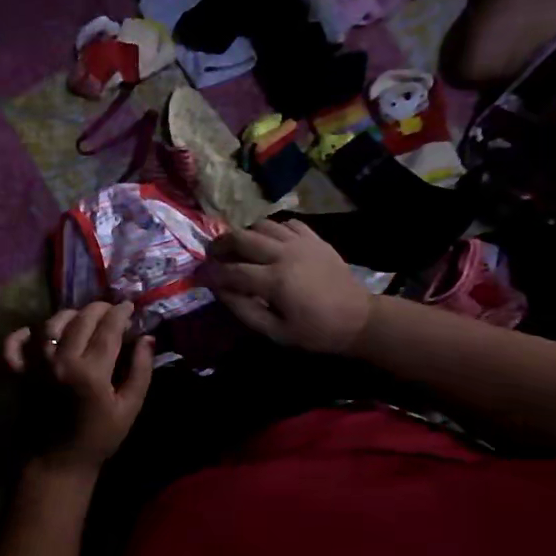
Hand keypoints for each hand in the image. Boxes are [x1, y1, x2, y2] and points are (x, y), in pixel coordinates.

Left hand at [3, 302, 154, 472]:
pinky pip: (14, 345)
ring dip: (68, 315)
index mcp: (91, 371)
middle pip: (80, 320)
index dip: (120, 313)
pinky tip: (37, 332)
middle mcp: (61, 361)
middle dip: (98, 308)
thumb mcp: (129, 408)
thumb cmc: (98, 438)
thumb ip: (140, 370)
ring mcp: (36, 365)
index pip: (108, 329)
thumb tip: (148, 338)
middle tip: (110, 309)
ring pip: (50, 325)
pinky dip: (22, 334)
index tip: (129, 306)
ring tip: (81, 317)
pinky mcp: (19, 374)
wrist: (57, 462)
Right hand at [203, 219, 370, 353]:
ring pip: (262, 225)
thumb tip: (219, 291)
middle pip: (242, 238)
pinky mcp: (314, 239)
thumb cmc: (314, 332)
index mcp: (275, 281)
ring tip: (238, 246)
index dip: (210, 273)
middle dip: (221, 244)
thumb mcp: (275, 332)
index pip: (232, 271)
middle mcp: (285, 254)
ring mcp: (301, 242)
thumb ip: (244, 310)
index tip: (197, 276)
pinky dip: (271, 230)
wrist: (358, 319)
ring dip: (245, 234)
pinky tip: (268, 242)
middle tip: (211, 254)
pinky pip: (285, 223)